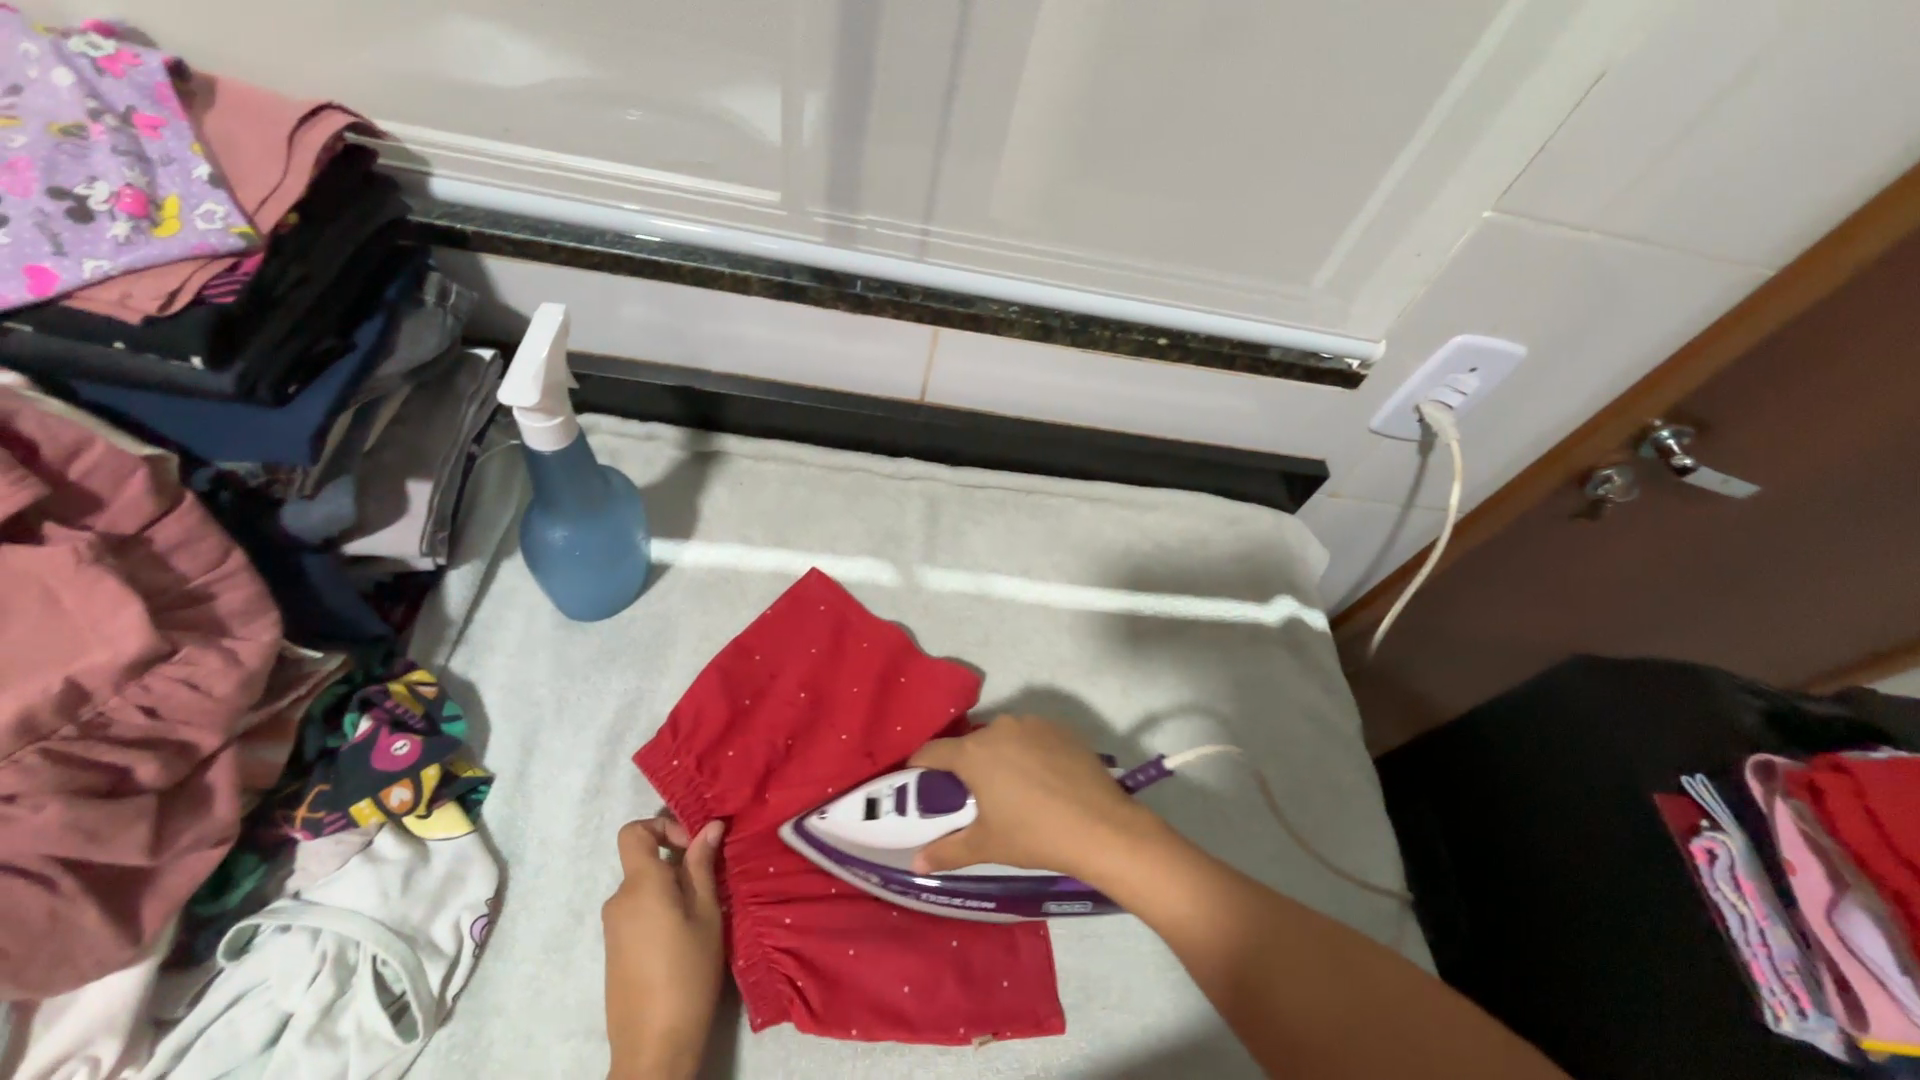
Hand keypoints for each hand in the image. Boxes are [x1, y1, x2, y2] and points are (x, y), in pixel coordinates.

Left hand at [603, 816, 726, 1079]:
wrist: (654, 1043)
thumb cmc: (688, 972)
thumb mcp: (707, 914)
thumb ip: (703, 867)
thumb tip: (709, 826)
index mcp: (640, 884)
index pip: (634, 831)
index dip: (663, 827)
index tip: (693, 848)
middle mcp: (618, 899)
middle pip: (644, 862)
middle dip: (678, 865)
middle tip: (713, 888)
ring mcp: (613, 926)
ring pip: (646, 889)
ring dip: (673, 891)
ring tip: (704, 919)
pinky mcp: (616, 949)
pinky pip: (639, 913)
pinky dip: (662, 912)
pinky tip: (686, 941)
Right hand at [908, 715, 1153, 883]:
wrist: (1102, 827)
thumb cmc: (1035, 835)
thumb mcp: (986, 846)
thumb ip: (946, 851)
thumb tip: (916, 863)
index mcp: (973, 752)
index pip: (931, 752)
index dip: (920, 769)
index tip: (920, 788)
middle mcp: (999, 729)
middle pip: (969, 744)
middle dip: (963, 767)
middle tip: (970, 798)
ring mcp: (1033, 725)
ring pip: (1002, 738)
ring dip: (997, 757)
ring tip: (1010, 791)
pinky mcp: (1060, 729)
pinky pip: (1031, 738)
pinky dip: (1028, 754)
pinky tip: (1041, 782)